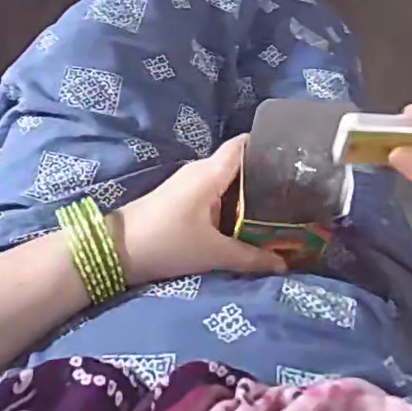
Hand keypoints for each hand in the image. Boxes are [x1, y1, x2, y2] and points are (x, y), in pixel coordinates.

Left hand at [114, 135, 286, 285]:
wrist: (116, 250)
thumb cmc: (166, 242)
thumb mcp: (212, 253)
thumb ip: (250, 258)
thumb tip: (284, 266)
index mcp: (210, 173)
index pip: (243, 145)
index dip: (268, 145)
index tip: (294, 155)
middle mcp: (200, 171)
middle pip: (239, 164)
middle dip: (265, 175)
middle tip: (295, 190)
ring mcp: (189, 184)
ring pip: (227, 181)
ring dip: (248, 193)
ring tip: (279, 206)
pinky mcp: (182, 199)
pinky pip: (216, 193)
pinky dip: (233, 203)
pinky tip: (248, 219)